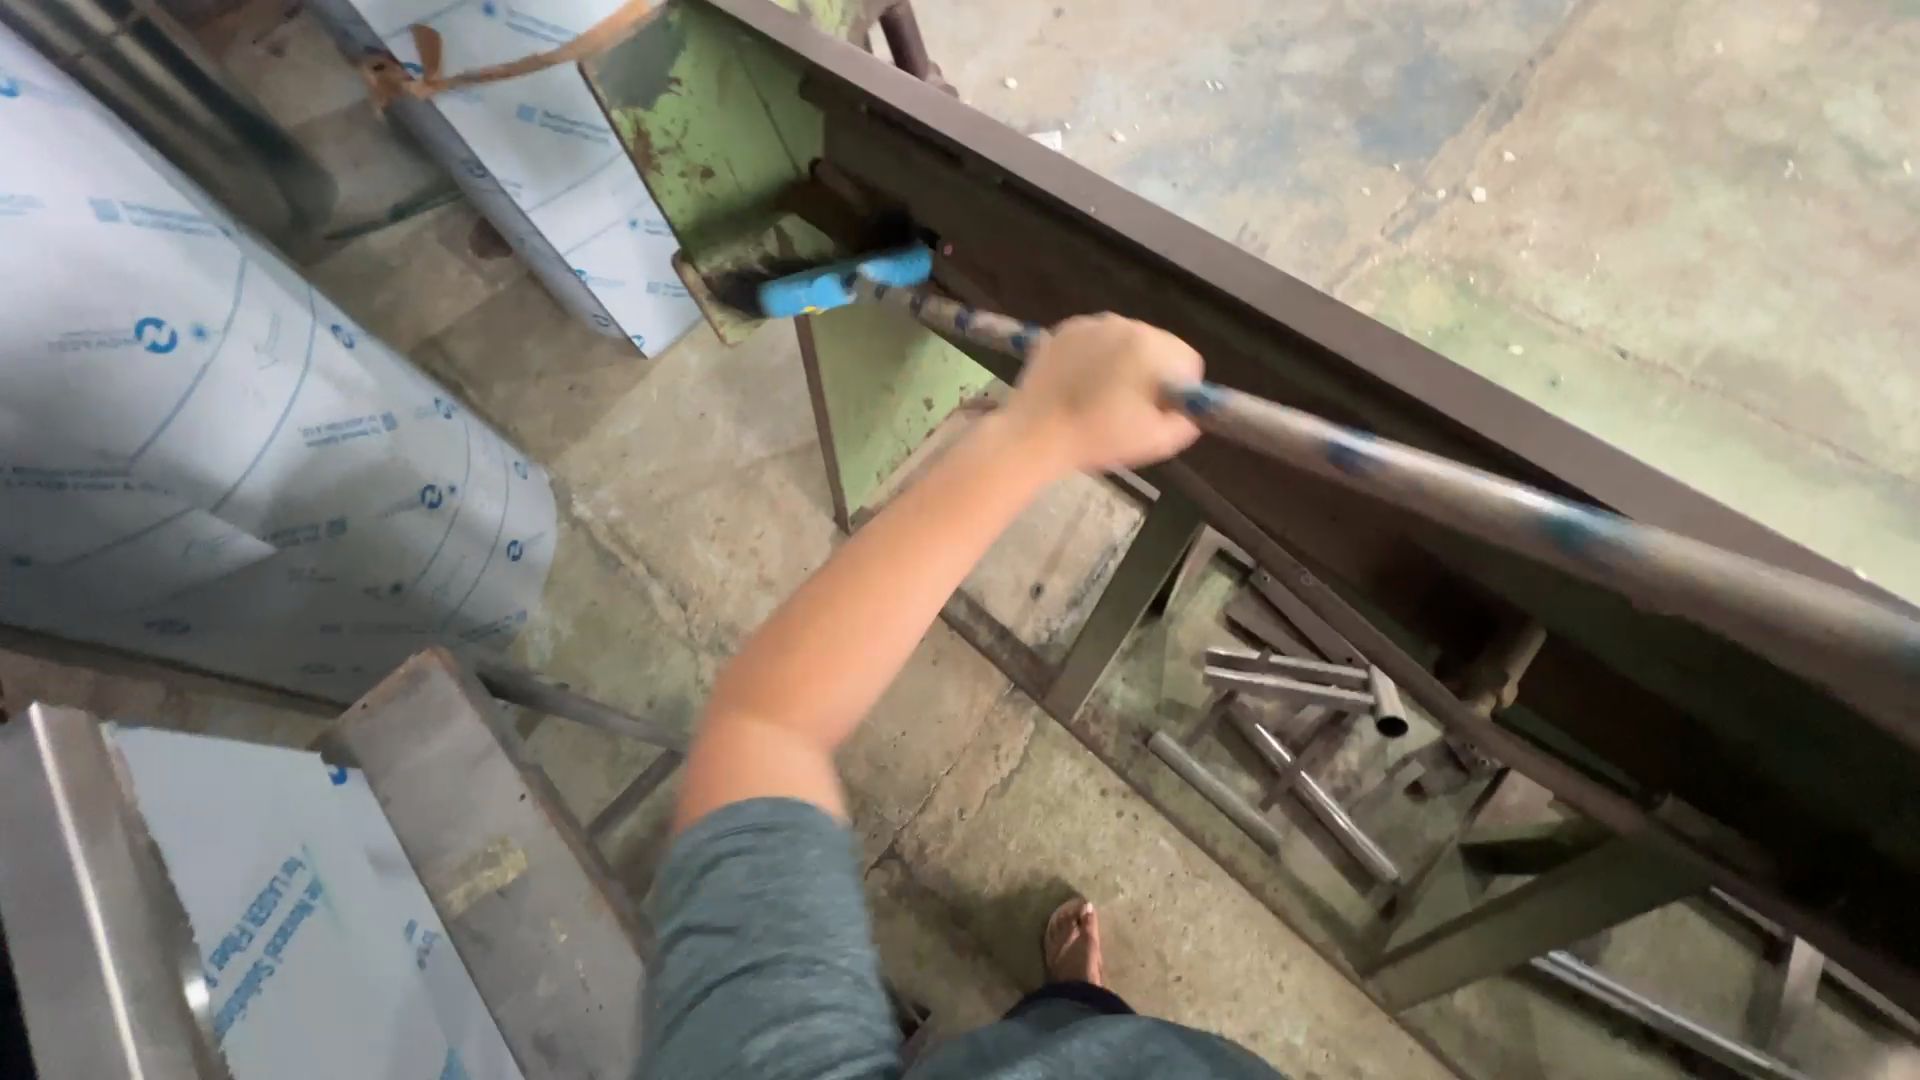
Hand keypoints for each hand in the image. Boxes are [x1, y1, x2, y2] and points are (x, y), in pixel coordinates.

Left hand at [1004, 313, 1203, 471]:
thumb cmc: (1097, 439)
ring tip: (1100, 397)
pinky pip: (1096, 340)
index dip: (1180, 391)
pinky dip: (1095, 358)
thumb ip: (1187, 421)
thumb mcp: (1157, 442)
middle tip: (1128, 408)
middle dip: (1151, 374)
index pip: (1188, 362)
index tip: (1159, 413)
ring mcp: (1091, 324)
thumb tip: (1188, 408)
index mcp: (1151, 347)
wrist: (1033, 435)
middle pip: (1158, 347)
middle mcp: (1124, 324)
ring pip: (1126, 341)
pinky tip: (1080, 384)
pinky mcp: (1064, 330)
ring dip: (1123, 363)